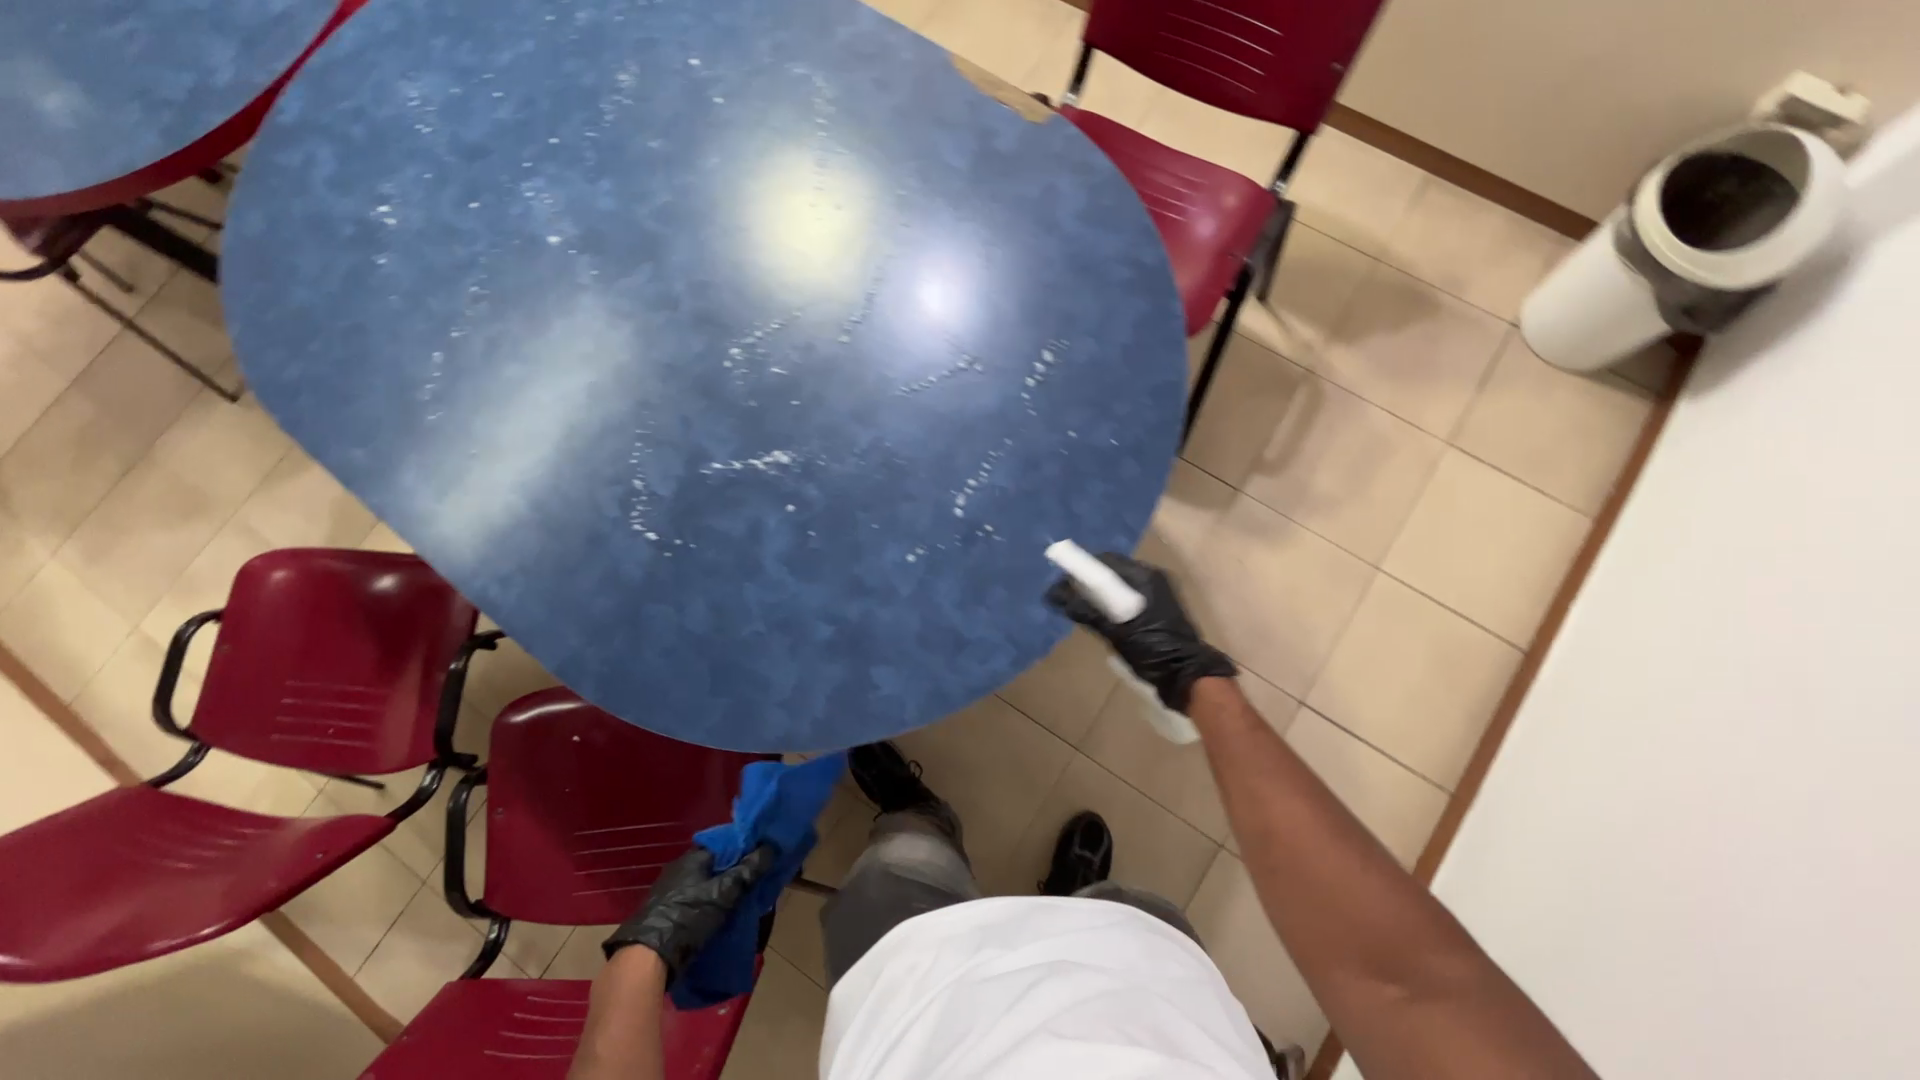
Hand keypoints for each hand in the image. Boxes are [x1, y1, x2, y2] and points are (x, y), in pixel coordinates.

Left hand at [602, 845, 775, 979]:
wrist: (648, 956)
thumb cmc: (688, 917)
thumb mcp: (724, 894)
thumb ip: (747, 872)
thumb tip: (771, 847)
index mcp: (691, 858)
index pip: (724, 845)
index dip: (744, 849)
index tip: (762, 858)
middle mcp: (678, 869)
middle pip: (714, 865)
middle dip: (734, 872)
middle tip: (755, 882)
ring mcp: (669, 891)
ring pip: (703, 884)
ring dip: (721, 890)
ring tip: (742, 900)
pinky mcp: (665, 911)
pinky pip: (694, 900)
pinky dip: (708, 904)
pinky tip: (720, 915)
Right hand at [1044, 552, 1236, 712]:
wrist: (1186, 676)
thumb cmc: (1153, 651)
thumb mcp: (1116, 632)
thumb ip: (1088, 612)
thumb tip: (1056, 596)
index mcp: (1146, 577)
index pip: (1107, 561)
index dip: (1083, 568)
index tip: (1063, 582)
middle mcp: (1154, 578)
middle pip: (1114, 571)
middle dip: (1090, 581)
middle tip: (1069, 596)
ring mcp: (1159, 592)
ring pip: (1122, 584)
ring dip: (1102, 592)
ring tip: (1083, 607)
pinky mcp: (1161, 607)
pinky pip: (1131, 595)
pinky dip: (1115, 601)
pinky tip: (1104, 616)